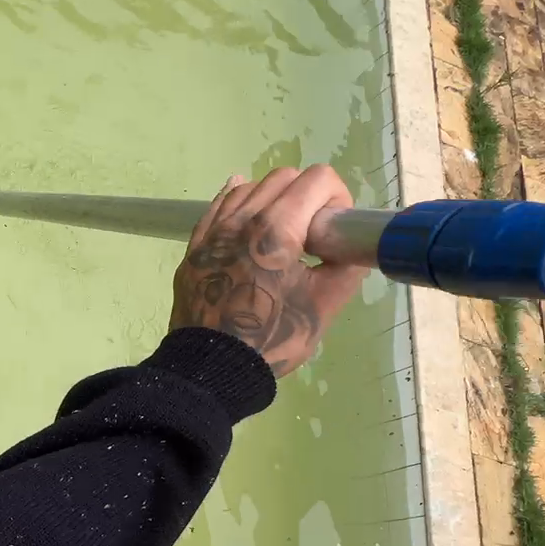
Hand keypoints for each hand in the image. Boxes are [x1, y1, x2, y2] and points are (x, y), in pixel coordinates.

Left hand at [169, 165, 368, 377]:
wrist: (210, 367)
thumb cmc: (271, 338)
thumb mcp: (325, 304)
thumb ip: (346, 265)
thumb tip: (352, 246)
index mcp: (275, 231)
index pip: (316, 180)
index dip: (336, 196)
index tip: (335, 225)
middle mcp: (238, 223)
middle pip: (280, 178)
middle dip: (305, 193)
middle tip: (311, 228)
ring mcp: (210, 236)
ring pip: (245, 190)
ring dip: (270, 197)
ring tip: (281, 228)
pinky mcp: (192, 251)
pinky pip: (214, 210)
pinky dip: (234, 202)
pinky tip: (244, 203)